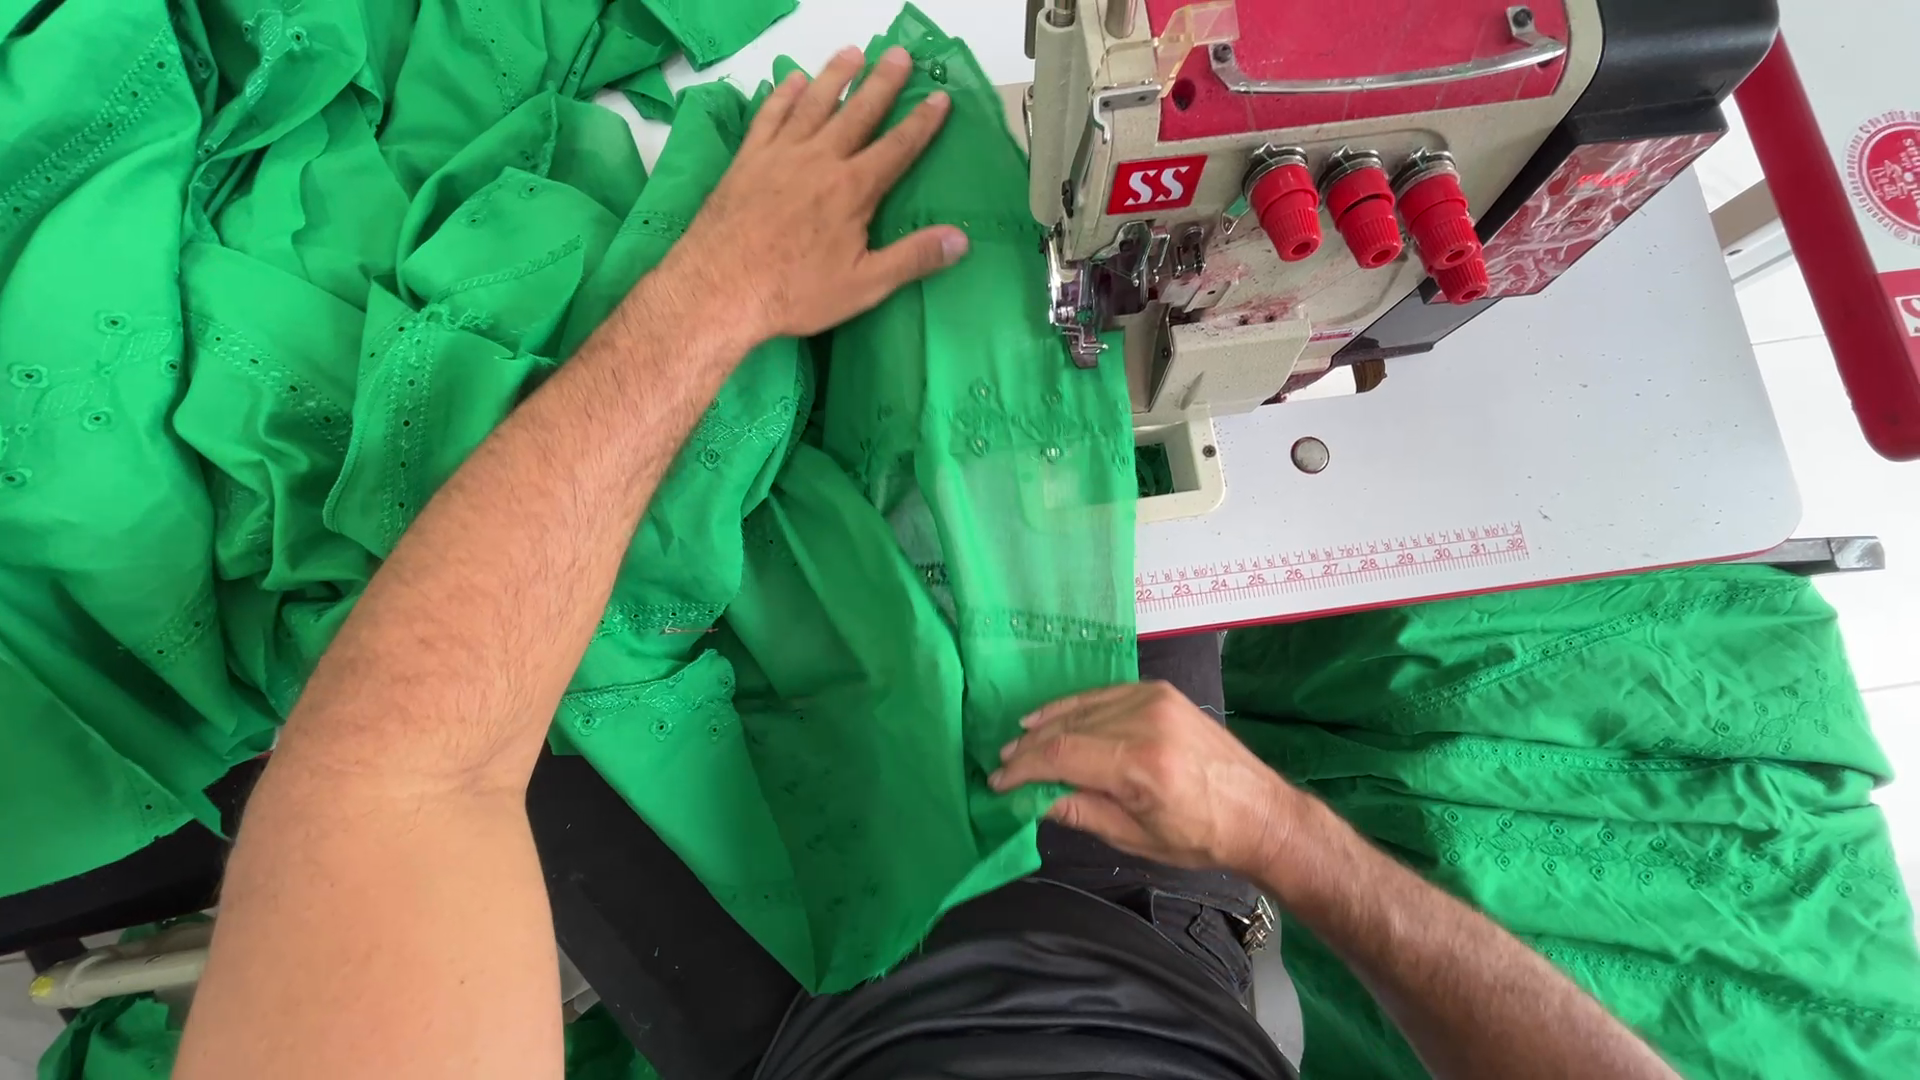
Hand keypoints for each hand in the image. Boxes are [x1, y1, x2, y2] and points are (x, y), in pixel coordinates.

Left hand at [663, 45, 968, 346]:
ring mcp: (780, 155)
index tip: (938, 97)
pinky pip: (770, 115)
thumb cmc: (796, 293)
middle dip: (882, 83)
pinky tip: (793, 81)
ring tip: (853, 54)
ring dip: (836, 76)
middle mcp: (819, 160)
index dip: (921, 123)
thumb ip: (913, 258)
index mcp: (852, 190)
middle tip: (899, 54)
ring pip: (814, 103)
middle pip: (858, 113)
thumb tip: (960, 239)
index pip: (897, 148)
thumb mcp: (865, 285)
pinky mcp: (748, 160)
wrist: (721, 287)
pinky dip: (784, 95)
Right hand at [990, 681, 1302, 874]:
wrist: (1260, 812)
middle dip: (1029, 747)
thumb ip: (1080, 811)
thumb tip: (1033, 798)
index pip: (1063, 755)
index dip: (1024, 768)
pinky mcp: (1160, 691)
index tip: (998, 782)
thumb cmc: (1200, 838)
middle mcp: (1146, 721)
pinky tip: (1049, 716)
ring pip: (1082, 708)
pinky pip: (1103, 695)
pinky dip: (1073, 706)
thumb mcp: (1136, 839)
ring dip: (1045, 724)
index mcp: (1142, 765)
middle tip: (1002, 764)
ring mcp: (1154, 700)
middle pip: (1068, 728)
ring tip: (1017, 741)